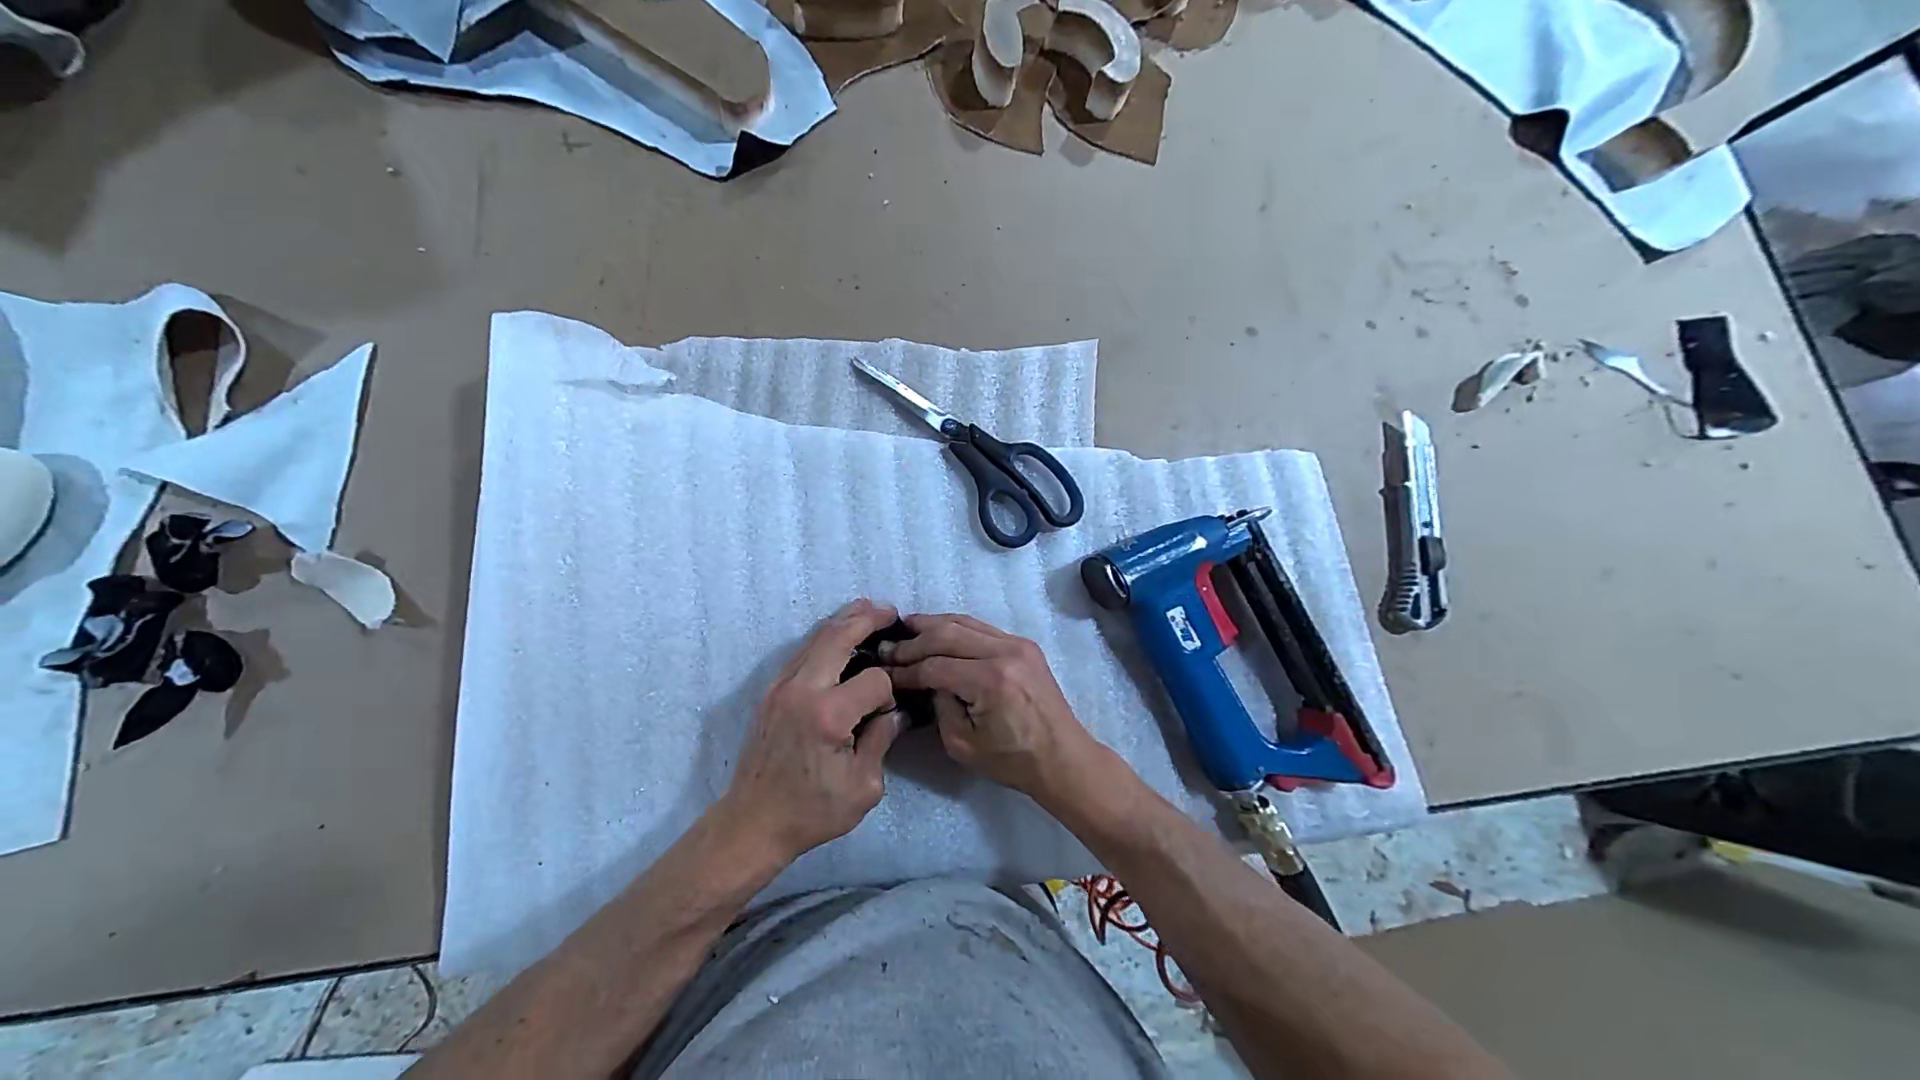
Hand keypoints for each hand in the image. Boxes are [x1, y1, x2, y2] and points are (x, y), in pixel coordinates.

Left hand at [716, 599, 904, 863]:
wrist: (753, 821)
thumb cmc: (812, 811)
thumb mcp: (863, 787)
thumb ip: (882, 741)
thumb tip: (896, 712)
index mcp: (828, 716)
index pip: (874, 680)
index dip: (890, 690)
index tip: (889, 711)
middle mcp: (802, 691)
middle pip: (838, 637)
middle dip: (867, 619)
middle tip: (891, 611)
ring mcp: (781, 687)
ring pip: (815, 638)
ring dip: (844, 621)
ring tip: (869, 610)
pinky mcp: (771, 691)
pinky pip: (802, 652)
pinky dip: (825, 638)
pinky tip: (840, 636)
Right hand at [884, 614, 1102, 803]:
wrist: (1062, 757)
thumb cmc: (1013, 760)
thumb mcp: (962, 744)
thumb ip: (939, 707)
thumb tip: (926, 681)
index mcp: (991, 680)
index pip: (934, 666)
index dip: (905, 670)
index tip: (883, 673)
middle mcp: (1004, 653)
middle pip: (946, 635)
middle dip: (913, 642)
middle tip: (887, 648)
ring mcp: (1017, 644)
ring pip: (963, 622)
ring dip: (931, 625)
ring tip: (905, 629)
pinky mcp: (1023, 644)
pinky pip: (981, 627)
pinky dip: (955, 627)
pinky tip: (936, 631)